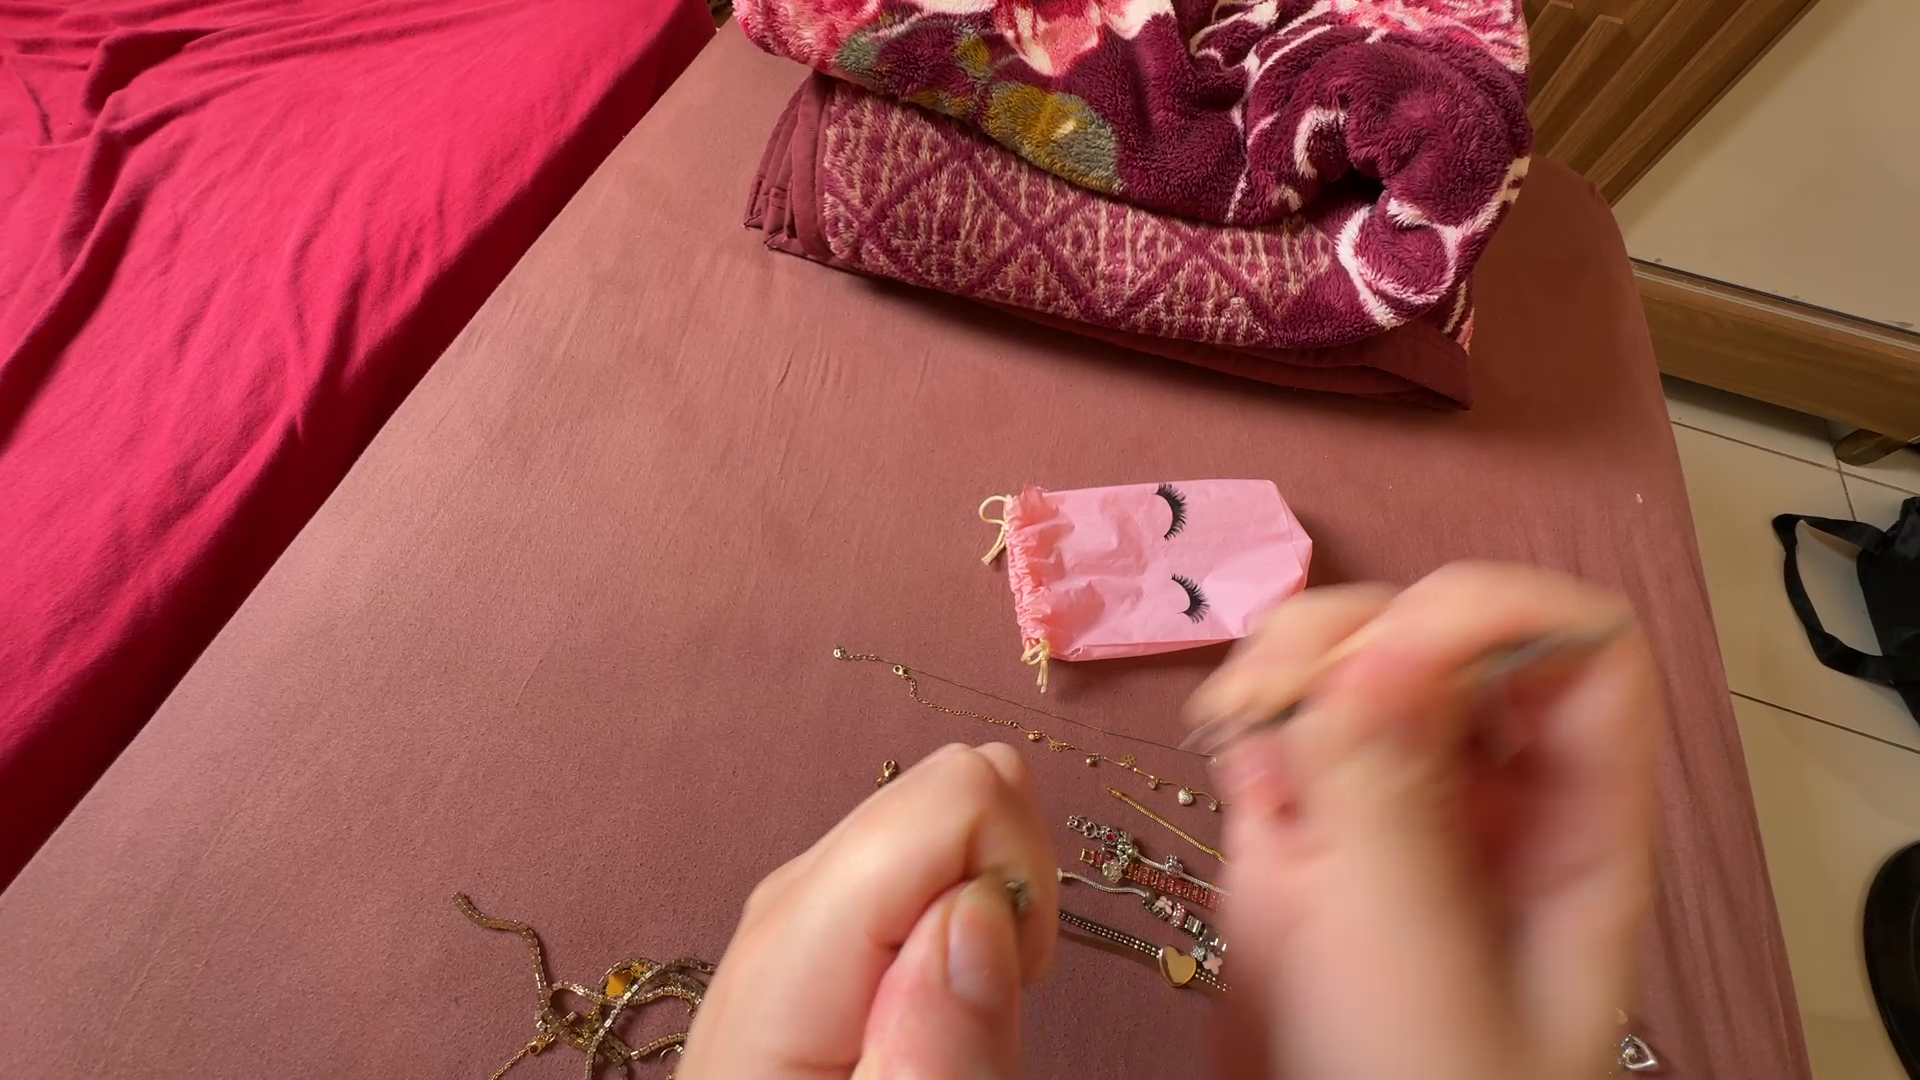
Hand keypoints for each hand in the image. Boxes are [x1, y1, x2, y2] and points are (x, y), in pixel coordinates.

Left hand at [677, 743, 1057, 1079]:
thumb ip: (942, 1049)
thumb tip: (985, 905)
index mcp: (800, 932)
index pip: (956, 793)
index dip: (1016, 873)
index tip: (1007, 973)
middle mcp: (804, 883)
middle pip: (958, 782)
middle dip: (1009, 879)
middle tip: (985, 993)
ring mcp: (821, 885)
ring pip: (955, 804)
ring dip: (995, 897)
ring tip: (959, 1003)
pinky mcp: (843, 899)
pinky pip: (941, 844)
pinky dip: (974, 907)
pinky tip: (943, 990)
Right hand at [1185, 563, 1658, 1079]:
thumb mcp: (1411, 959)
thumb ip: (1394, 802)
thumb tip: (1376, 652)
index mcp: (1562, 814)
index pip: (1570, 648)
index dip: (1487, 618)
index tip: (1382, 659)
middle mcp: (1468, 777)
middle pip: (1430, 626)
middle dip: (1347, 637)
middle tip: (1282, 697)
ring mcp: (1370, 778)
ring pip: (1339, 648)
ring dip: (1279, 656)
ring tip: (1237, 716)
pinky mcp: (1292, 791)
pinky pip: (1270, 700)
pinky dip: (1238, 699)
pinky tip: (1223, 741)